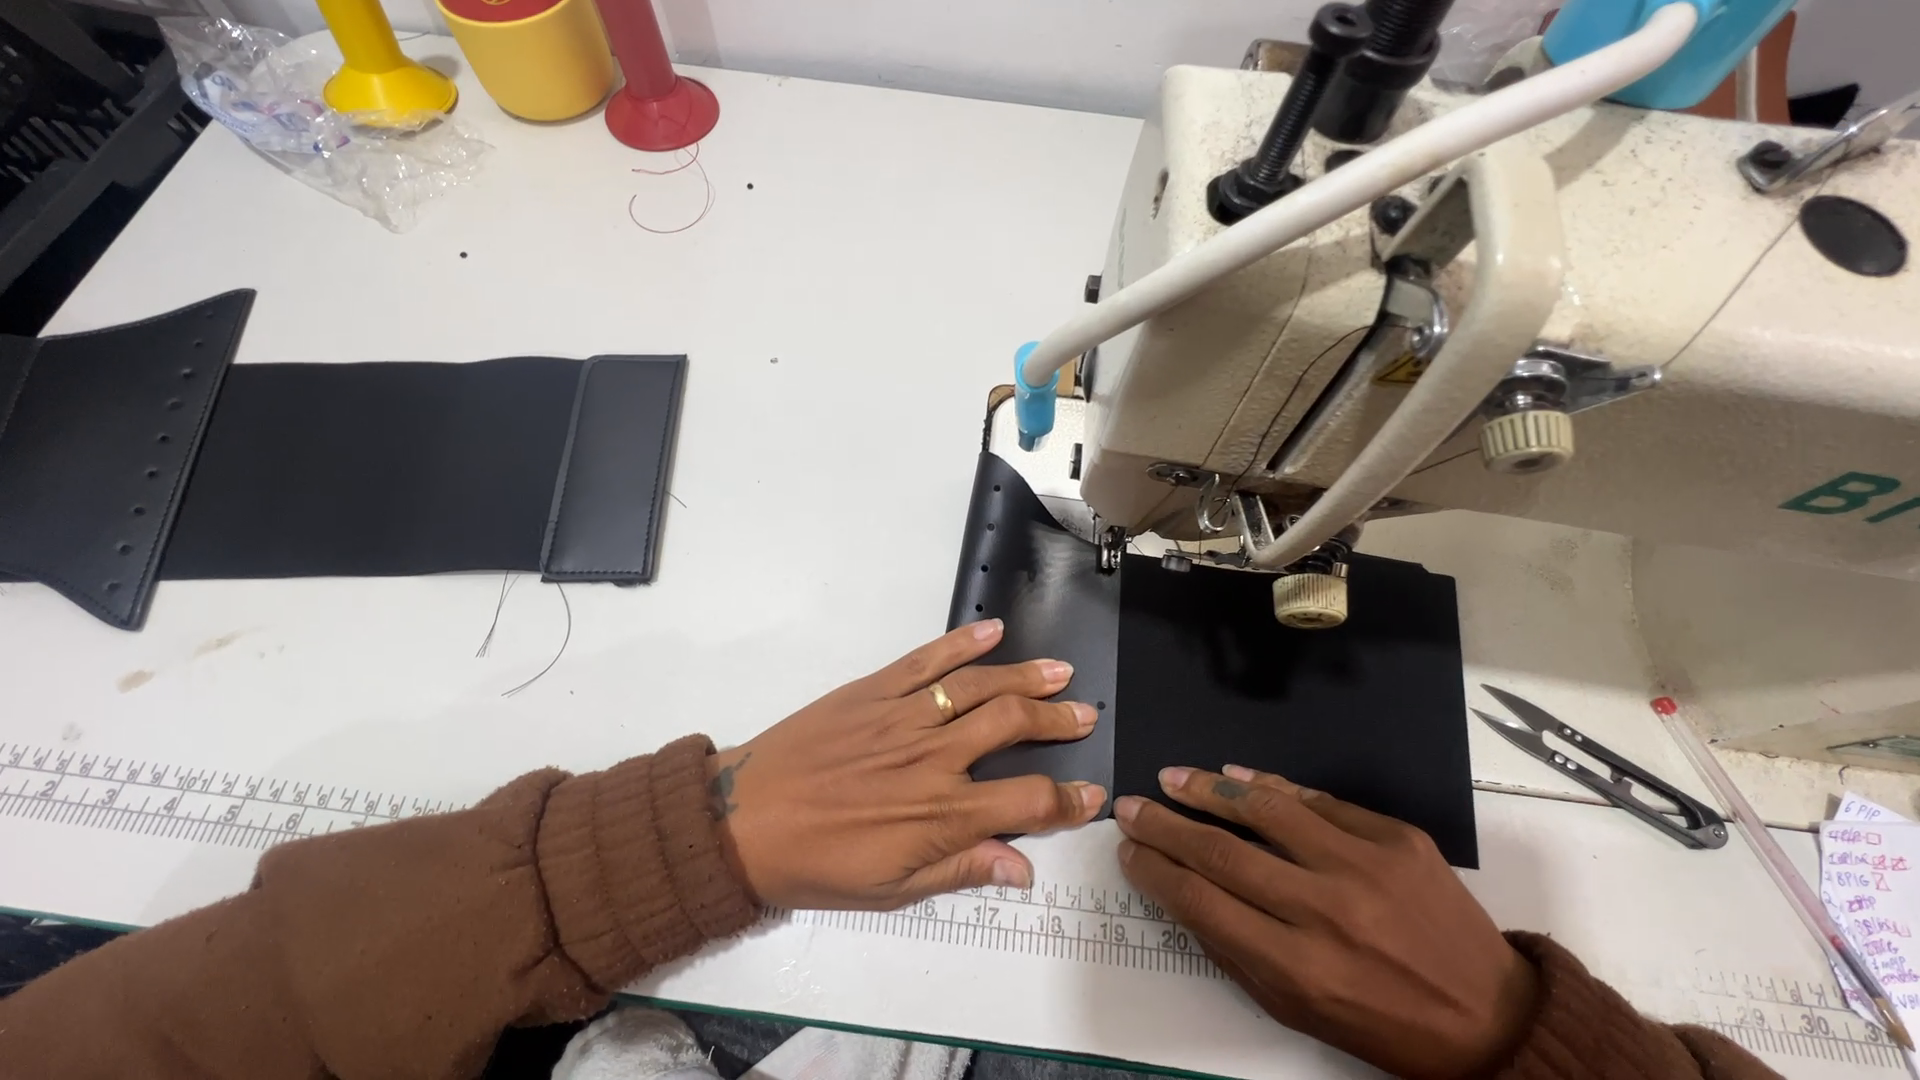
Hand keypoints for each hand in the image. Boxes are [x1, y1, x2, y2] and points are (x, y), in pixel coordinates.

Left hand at [708, 619, 1105, 910]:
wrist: (744, 821)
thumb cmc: (818, 865)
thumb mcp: (891, 890)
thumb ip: (961, 871)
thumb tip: (1024, 867)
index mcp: (940, 814)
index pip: (1026, 801)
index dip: (1068, 800)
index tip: (1092, 794)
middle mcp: (932, 757)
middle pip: (1011, 725)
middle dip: (1057, 721)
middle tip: (1086, 714)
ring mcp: (903, 716)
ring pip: (977, 686)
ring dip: (1024, 676)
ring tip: (1060, 672)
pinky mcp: (873, 689)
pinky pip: (925, 660)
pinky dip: (961, 642)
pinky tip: (992, 631)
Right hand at [1114, 766, 1535, 1079]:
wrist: (1493, 1018)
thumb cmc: (1381, 1026)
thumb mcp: (1296, 1009)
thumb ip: (1233, 949)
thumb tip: (1180, 890)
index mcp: (1297, 966)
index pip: (1200, 901)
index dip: (1154, 869)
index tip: (1127, 848)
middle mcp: (1325, 910)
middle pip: (1223, 852)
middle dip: (1165, 825)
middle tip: (1130, 805)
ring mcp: (1365, 866)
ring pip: (1266, 811)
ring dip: (1209, 790)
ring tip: (1172, 776)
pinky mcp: (1397, 837)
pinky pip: (1319, 800)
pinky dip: (1272, 784)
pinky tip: (1236, 776)